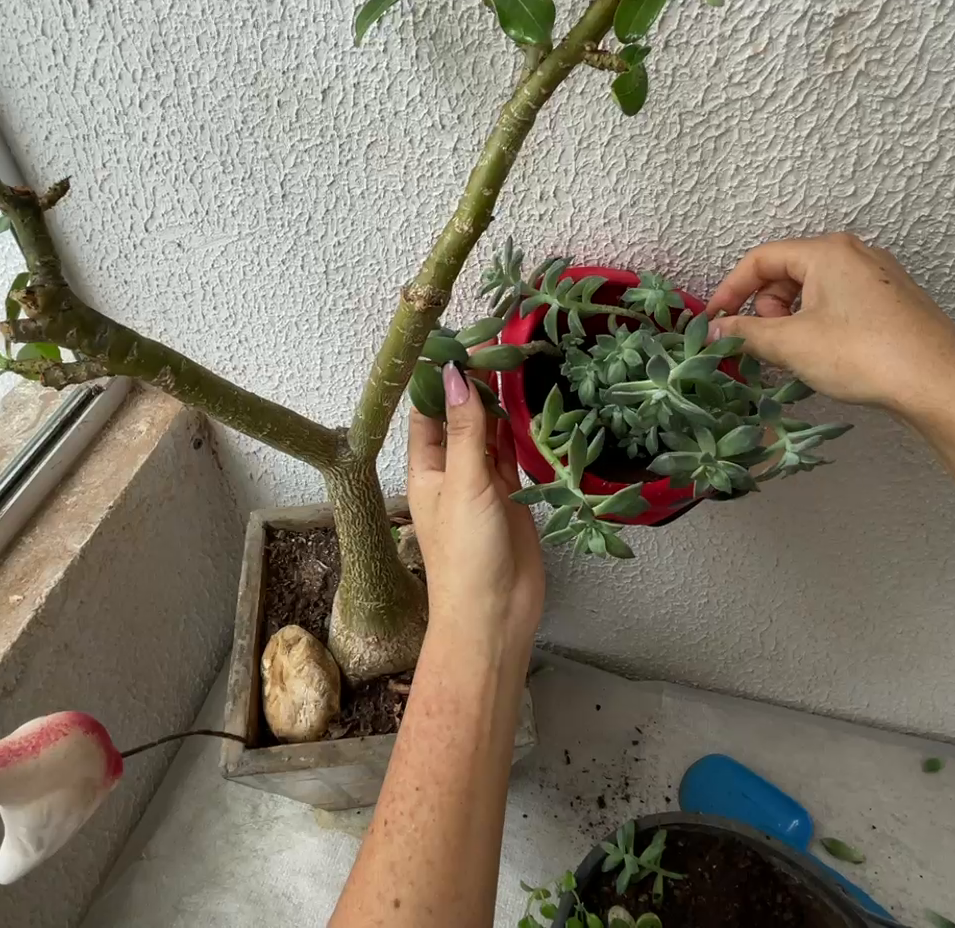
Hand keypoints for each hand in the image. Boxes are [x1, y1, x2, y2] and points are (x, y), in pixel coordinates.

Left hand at [406, 363, 545, 647]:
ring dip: (498, 403)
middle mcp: (452, 471)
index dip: (440, 378)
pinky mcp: (511, 496)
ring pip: (488, 433)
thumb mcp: (463, 484)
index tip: (459, 341)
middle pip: (461, 417)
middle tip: (498, 342)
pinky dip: (519, 431)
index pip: (428, 410)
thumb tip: (457, 375)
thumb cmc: (466, 553)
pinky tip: (528, 405)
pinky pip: (512, 455)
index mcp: (426, 468)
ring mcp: (483, 483)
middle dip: (474, 384)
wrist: (495, 614)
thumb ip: (465, 430)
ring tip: (515, 362)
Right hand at [704, 233, 954, 421]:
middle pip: (787, 272)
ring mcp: (879, 277)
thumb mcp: (789, 344)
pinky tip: (824, 354)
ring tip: (795, 352)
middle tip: (765, 342)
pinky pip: (838, 302)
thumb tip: (713, 330)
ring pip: (813, 289)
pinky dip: (817, 323)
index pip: (760, 259)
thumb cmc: (862, 354)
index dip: (730, 290)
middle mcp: (855, 254)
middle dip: (765, 307)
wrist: (941, 386)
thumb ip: (743, 333)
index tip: (714, 321)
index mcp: (827, 252)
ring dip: (790, 319)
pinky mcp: (893, 301)